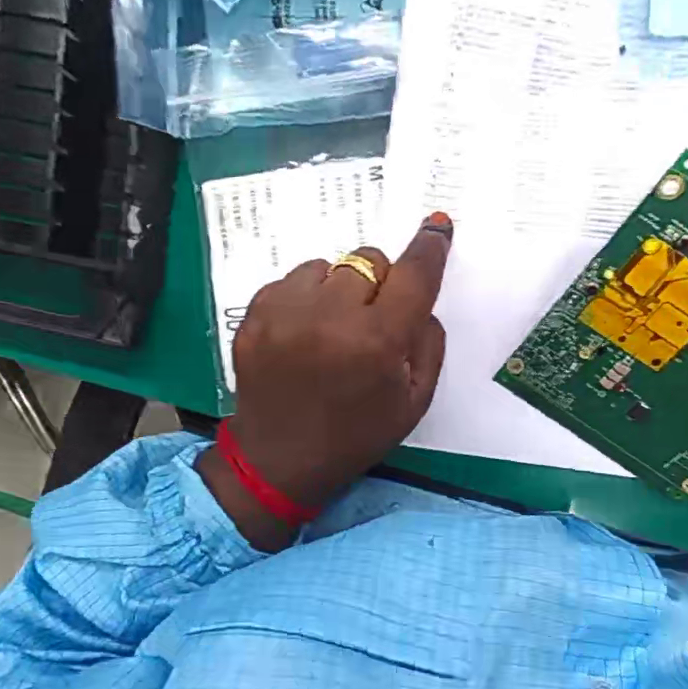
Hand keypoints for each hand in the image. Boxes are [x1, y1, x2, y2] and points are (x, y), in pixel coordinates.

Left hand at [199, 215, 454, 549]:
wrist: (278, 461)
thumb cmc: (354, 437)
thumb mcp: (413, 403)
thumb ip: (428, 343)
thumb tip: (420, 298)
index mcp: (376, 342)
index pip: (413, 275)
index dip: (429, 248)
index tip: (435, 227)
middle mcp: (329, 317)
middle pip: (367, 261)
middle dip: (377, 284)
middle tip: (369, 320)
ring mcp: (284, 313)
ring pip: (326, 266)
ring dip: (336, 289)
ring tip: (329, 330)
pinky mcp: (252, 316)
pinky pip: (290, 282)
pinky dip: (302, 300)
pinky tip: (301, 335)